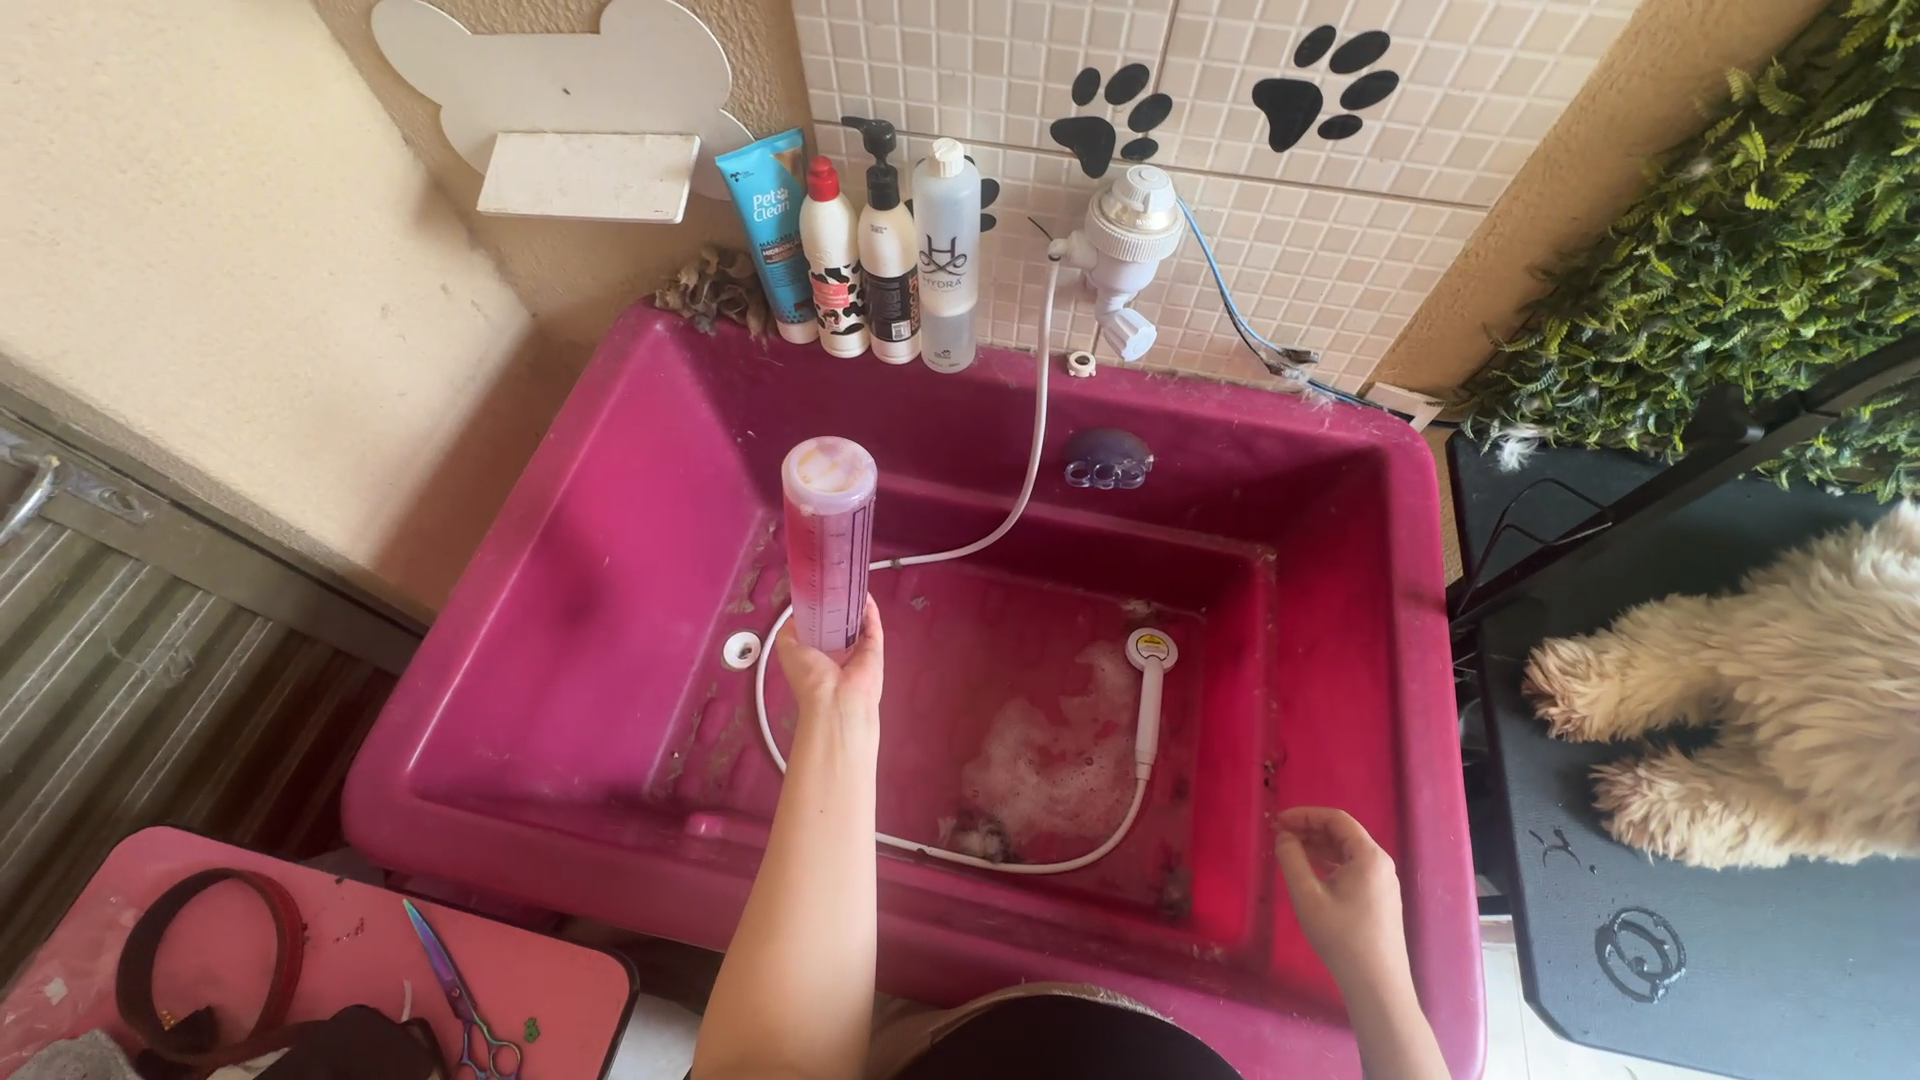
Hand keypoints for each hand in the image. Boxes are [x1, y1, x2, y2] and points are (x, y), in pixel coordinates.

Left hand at [776, 596, 883, 739]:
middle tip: (835, 583)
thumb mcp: (787, 650)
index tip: (817, 592)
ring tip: (850, 582)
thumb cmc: (810, 677)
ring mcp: (859, 650)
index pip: (820, 629)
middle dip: (839, 606)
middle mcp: (838, 652)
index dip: (819, 611)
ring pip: (859, 622)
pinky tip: (864, 591)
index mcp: (817, 655)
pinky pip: (873, 624)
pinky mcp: (875, 647)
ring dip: (856, 605)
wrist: (837, 699)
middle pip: (841, 624)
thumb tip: (796, 614)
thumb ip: (788, 631)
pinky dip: (871, 609)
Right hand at [1276, 806, 1409, 989]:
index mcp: (1369, 857)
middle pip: (1342, 833)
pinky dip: (1328, 862)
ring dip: (1317, 846)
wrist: (1377, 985)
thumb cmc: (1341, 936)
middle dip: (1309, 829)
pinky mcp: (1380, 899)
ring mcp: (1383, 883)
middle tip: (1279, 834)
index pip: (1336, 819)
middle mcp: (1380, 864)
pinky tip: (1309, 871)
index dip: (1304, 814)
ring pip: (1346, 851)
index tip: (1278, 821)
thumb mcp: (1306, 894)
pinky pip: (1351, 868)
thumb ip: (1291, 858)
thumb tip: (1284, 836)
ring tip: (1289, 850)